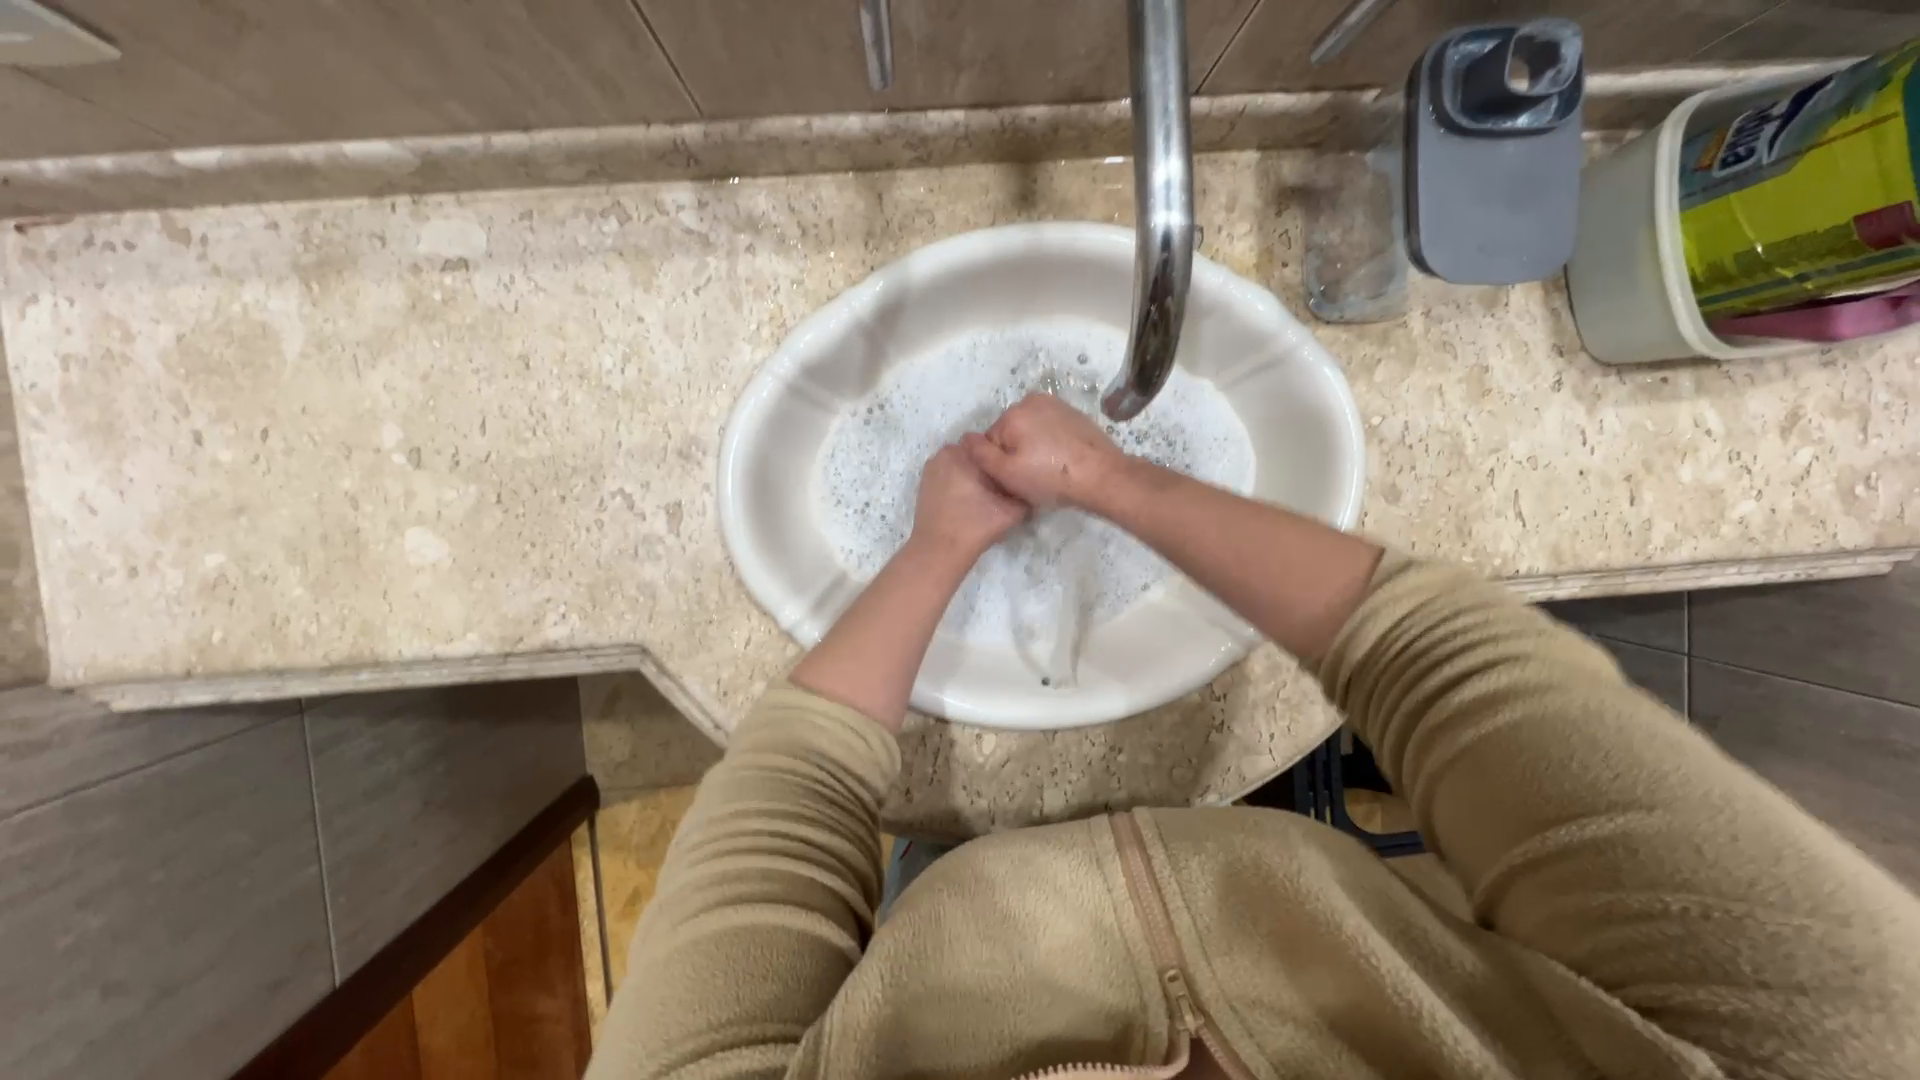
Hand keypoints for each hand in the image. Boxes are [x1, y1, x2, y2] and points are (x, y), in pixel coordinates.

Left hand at [910, 443, 1028, 560]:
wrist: (940, 549)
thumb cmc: (976, 525)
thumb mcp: (1013, 510)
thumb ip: (1025, 492)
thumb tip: (1029, 485)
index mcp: (967, 452)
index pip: (990, 445)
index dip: (1001, 461)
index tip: (1007, 479)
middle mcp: (946, 452)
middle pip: (974, 454)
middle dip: (984, 467)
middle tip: (996, 489)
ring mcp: (932, 467)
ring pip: (959, 464)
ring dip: (970, 474)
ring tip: (981, 496)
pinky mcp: (924, 482)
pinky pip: (947, 475)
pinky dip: (956, 483)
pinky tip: (964, 501)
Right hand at [961, 393, 1122, 508]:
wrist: (1101, 476)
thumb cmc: (1051, 478)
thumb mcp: (1008, 473)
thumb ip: (981, 454)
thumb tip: (966, 438)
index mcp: (1013, 413)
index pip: (992, 441)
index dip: (1000, 463)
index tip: (1017, 478)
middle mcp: (1032, 400)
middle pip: (1010, 432)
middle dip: (1017, 452)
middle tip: (1034, 475)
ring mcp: (1055, 404)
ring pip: (1030, 430)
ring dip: (1034, 447)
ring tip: (1050, 469)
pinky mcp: (1073, 412)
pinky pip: (1049, 428)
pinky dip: (1050, 442)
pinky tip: (1062, 459)